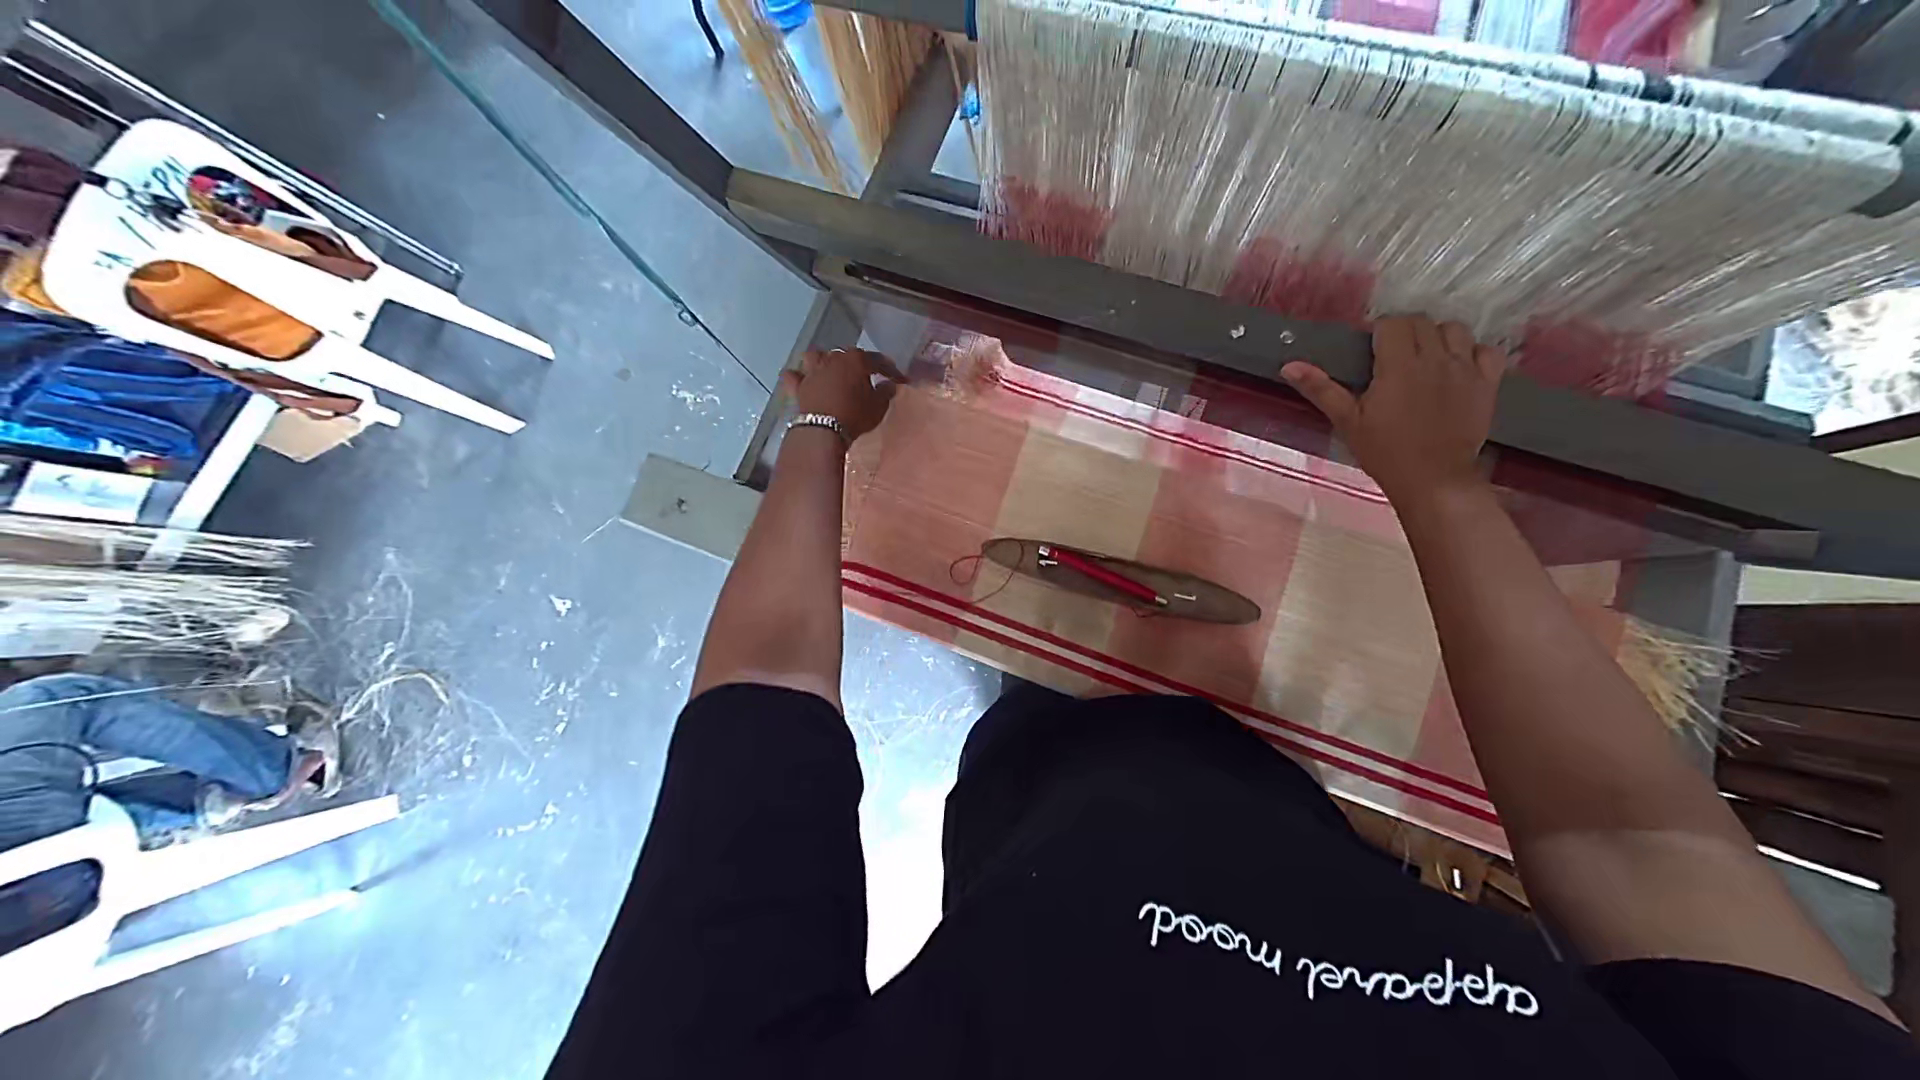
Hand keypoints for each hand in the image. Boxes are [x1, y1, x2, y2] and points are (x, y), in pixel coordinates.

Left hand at [781, 348, 906, 442]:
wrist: (824, 431)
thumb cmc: (856, 415)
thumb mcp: (878, 406)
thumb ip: (885, 392)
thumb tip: (889, 385)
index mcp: (856, 360)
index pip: (877, 360)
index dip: (889, 369)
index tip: (899, 379)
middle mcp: (832, 359)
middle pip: (846, 355)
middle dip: (857, 363)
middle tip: (865, 376)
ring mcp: (812, 371)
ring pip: (816, 356)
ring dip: (824, 361)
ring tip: (831, 371)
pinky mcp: (798, 387)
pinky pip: (793, 376)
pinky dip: (797, 377)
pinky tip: (802, 380)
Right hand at [1280, 315, 1504, 504]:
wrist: (1433, 479)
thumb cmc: (1385, 452)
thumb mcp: (1347, 421)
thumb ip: (1321, 389)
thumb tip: (1289, 366)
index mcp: (1399, 365)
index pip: (1392, 324)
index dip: (1377, 332)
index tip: (1368, 351)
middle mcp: (1435, 358)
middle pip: (1422, 322)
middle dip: (1403, 332)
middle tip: (1388, 358)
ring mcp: (1466, 368)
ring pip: (1454, 330)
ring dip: (1435, 337)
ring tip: (1421, 360)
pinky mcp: (1487, 383)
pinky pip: (1485, 350)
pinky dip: (1471, 352)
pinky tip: (1455, 367)